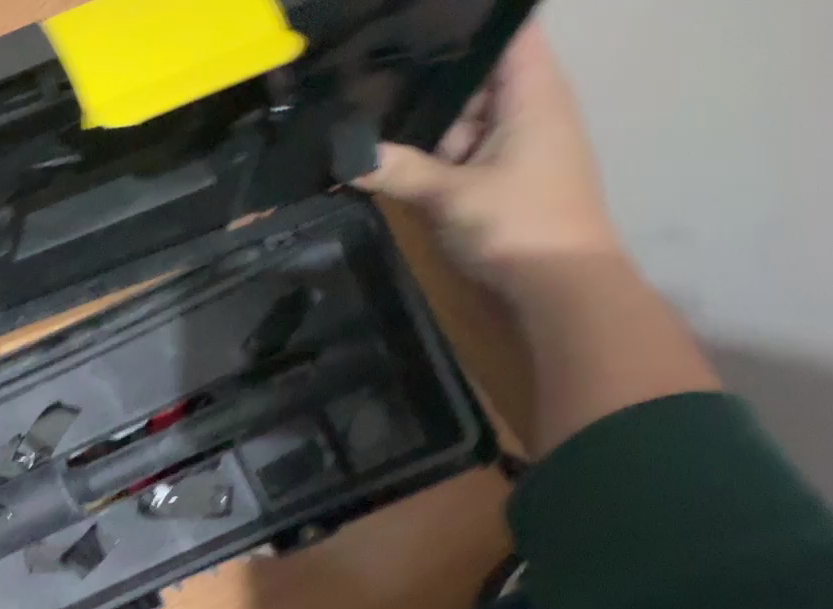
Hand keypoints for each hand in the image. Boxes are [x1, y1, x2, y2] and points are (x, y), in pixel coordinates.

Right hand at [353, 25, 623, 287]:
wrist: (556, 286)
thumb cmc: (519, 223)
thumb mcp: (451, 195)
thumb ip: (398, 171)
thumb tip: (347, 155)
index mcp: (532, 95)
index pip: (506, 36)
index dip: (465, 27)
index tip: (413, 27)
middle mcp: (523, 113)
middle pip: (470, 80)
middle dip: (423, 83)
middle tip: (364, 80)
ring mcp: (509, 149)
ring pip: (457, 123)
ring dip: (419, 130)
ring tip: (361, 121)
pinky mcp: (493, 181)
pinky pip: (454, 157)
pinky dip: (424, 160)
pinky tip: (382, 162)